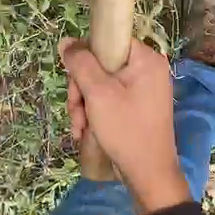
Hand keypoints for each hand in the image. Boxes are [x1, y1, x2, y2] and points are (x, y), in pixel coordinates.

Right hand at [57, 37, 190, 214]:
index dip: (86, 56)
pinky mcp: (137, 106)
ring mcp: (143, 89)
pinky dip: (94, 113)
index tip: (75, 78)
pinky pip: (108, 98)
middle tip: (76, 109)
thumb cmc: (126, 129)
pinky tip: (86, 131)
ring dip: (83, 104)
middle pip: (100, 64)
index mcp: (145, 59)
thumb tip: (66, 41)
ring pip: (99, 84)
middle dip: (81, 89)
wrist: (148, 175)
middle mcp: (147, 69)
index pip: (107, 40)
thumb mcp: (97, 93)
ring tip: (80, 126)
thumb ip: (80, 63)